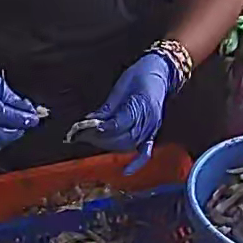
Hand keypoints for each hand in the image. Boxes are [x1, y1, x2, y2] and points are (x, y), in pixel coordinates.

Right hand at [0, 62, 41, 152]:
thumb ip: (13, 99)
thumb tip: (31, 112)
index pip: (0, 113)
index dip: (19, 118)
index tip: (34, 118)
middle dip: (17, 129)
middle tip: (28, 122)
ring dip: (11, 135)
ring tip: (16, 123)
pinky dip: (2, 139)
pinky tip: (5, 129)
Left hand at [84, 52, 174, 173]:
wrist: (161, 71)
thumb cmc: (140, 75)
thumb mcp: (120, 86)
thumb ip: (107, 108)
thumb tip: (89, 121)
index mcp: (141, 105)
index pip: (119, 124)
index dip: (101, 129)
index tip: (85, 129)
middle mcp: (148, 121)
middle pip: (122, 138)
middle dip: (101, 138)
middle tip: (82, 134)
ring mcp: (151, 128)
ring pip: (129, 145)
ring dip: (110, 146)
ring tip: (92, 140)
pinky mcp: (152, 133)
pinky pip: (146, 151)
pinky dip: (137, 163)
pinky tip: (126, 171)